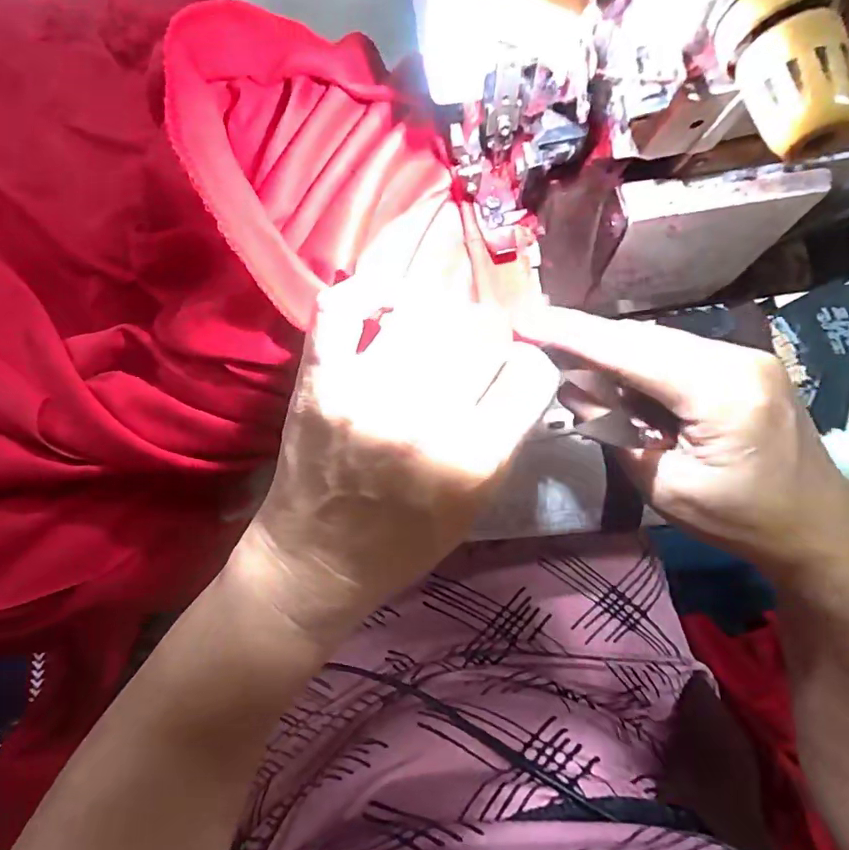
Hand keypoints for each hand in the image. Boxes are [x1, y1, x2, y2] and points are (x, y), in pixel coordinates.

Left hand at [240, 281, 560, 639]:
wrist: (318, 559)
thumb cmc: (404, 542)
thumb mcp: (478, 503)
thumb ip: (506, 435)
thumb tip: (517, 368)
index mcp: (472, 459)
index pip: (530, 370)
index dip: (525, 368)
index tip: (508, 375)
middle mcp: (423, 419)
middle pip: (480, 330)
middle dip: (483, 340)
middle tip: (465, 356)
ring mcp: (364, 393)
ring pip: (424, 309)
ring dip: (435, 316)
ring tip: (427, 337)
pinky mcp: (319, 379)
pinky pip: (344, 303)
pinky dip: (369, 290)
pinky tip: (387, 306)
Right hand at [514, 306, 848, 577]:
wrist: (819, 529)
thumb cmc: (741, 521)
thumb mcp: (664, 486)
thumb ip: (614, 430)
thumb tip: (571, 387)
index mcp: (722, 391)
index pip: (630, 351)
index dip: (572, 334)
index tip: (525, 320)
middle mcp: (737, 358)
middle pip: (641, 338)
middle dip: (584, 338)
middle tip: (532, 337)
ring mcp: (745, 356)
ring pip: (656, 342)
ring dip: (609, 351)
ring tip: (562, 358)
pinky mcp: (743, 365)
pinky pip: (675, 353)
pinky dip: (636, 362)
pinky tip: (610, 375)